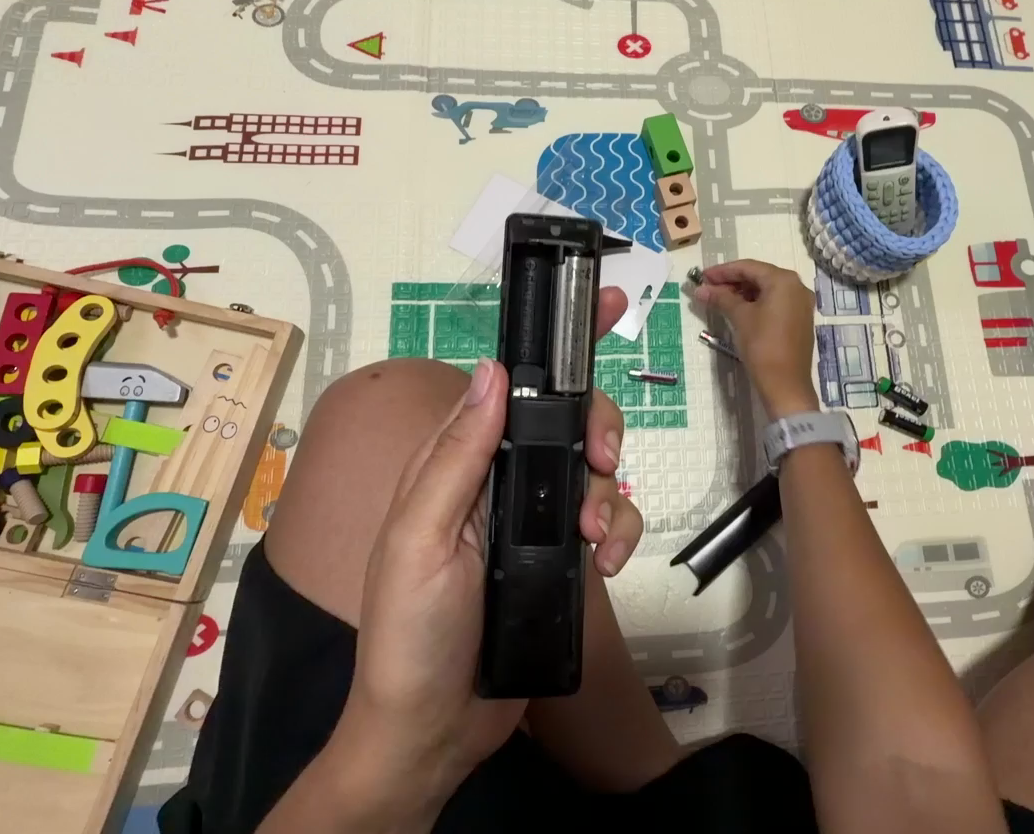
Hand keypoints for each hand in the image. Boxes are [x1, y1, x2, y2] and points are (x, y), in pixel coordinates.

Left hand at [340, 290, 644, 804]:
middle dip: (599, 428)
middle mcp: (502, 478)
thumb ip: (457, 454)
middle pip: (570, 420)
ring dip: (611, 491)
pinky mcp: (564, 556)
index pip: (511, 385)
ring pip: (597, 469)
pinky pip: (610, 522)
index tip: (601, 305)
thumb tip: (494, 369)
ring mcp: (536, 518)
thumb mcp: (422, 536)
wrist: (436, 728)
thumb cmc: (412, 629)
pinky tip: (606, 562)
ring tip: (596, 536)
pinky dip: (620, 532)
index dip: (556, 344)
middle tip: (605, 458)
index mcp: (459, 460)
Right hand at [691, 260, 819, 418]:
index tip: (702, 277)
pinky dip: (756, 303)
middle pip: (759, 276)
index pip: (748, 267)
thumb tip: (700, 289)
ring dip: (742, 293)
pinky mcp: (799, 319)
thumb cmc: (762, 345)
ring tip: (719, 300)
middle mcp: (797, 286)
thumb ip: (721, 298)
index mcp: (784, 280)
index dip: (723, 271)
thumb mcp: (740, 318)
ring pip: (767, 290)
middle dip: (732, 281)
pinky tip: (738, 310)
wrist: (785, 384)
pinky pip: (775, 303)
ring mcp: (801, 304)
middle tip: (708, 289)